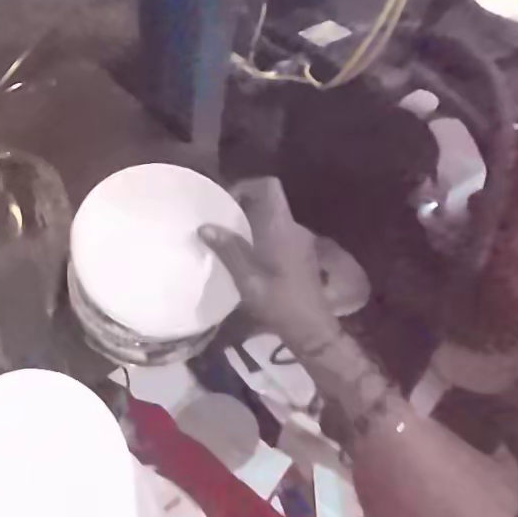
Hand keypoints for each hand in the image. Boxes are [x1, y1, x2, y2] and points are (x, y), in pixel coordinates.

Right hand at [198, 177, 341, 354]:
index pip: (268, 187)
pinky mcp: (299, 255)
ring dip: (247, 223)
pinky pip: (274, 233)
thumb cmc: (279, 303)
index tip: (223, 202)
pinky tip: (241, 256)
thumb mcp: (247, 278)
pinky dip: (257, 236)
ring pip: (270, 218)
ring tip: (223, 238)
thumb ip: (227, 249)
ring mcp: (299, 241)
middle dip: (240, 205)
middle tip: (216, 221)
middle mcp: (293, 228)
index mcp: (281, 228)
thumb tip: (205, 226)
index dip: (245, 186)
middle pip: (267, 201)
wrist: (312, 330)